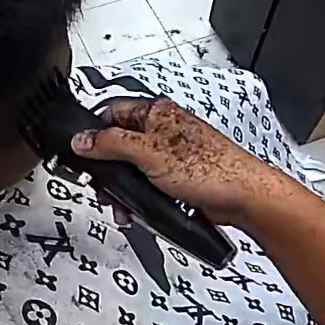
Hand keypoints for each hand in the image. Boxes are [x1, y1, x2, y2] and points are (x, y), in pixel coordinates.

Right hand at [69, 98, 302, 225]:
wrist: (242, 196)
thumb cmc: (210, 168)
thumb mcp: (148, 153)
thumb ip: (111, 144)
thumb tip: (82, 140)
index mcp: (157, 113)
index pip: (112, 112)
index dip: (94, 132)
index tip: (82, 153)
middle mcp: (163, 131)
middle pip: (119, 145)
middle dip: (108, 170)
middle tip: (103, 187)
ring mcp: (170, 155)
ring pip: (132, 169)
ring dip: (123, 189)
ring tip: (121, 206)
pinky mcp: (177, 178)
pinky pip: (148, 185)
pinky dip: (140, 198)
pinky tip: (138, 211)